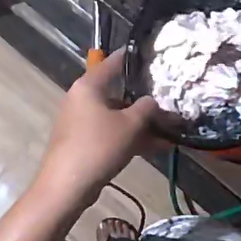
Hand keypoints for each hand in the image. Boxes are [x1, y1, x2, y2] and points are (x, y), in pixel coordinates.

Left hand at [36, 49, 163, 196]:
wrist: (67, 185)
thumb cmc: (98, 146)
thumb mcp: (130, 125)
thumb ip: (147, 108)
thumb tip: (154, 101)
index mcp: (88, 86)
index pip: (113, 62)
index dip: (133, 58)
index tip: (153, 54)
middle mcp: (82, 99)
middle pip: (118, 93)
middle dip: (146, 102)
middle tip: (171, 102)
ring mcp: (81, 121)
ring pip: (117, 116)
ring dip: (143, 124)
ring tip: (172, 130)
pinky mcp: (84, 142)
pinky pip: (112, 133)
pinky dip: (131, 137)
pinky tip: (158, 147)